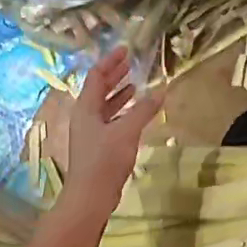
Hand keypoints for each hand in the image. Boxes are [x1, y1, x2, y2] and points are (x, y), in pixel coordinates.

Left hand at [63, 46, 162, 210]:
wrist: (90, 196)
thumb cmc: (104, 160)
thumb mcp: (126, 132)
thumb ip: (143, 110)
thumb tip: (161, 90)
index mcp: (86, 108)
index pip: (96, 76)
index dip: (110, 61)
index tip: (125, 50)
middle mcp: (85, 116)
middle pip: (99, 89)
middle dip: (114, 75)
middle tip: (130, 62)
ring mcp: (90, 132)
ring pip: (105, 106)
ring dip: (119, 94)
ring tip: (135, 84)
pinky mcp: (98, 146)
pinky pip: (110, 120)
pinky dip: (122, 112)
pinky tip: (135, 113)